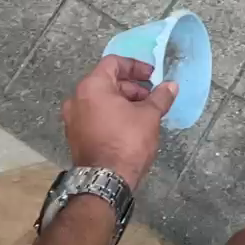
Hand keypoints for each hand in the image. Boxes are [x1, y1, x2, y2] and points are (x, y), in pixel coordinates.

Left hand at [62, 56, 176, 187]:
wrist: (104, 182)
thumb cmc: (127, 141)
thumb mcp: (149, 115)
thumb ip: (160, 96)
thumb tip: (171, 86)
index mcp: (92, 87)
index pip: (114, 63)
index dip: (135, 66)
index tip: (152, 76)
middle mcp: (77, 99)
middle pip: (107, 81)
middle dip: (132, 87)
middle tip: (151, 97)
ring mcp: (73, 119)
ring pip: (101, 99)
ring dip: (123, 101)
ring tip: (144, 113)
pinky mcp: (75, 136)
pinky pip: (95, 115)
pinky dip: (112, 114)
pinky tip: (130, 125)